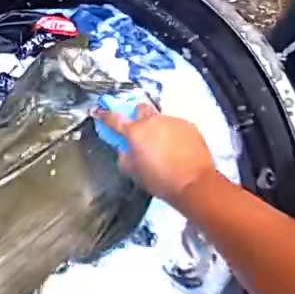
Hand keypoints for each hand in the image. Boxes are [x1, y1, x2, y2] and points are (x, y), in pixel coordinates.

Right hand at [94, 104, 218, 201]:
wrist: (195, 184)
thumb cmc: (161, 180)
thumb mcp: (135, 173)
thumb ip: (125, 157)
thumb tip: (125, 150)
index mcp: (135, 131)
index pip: (114, 118)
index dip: (105, 115)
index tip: (100, 111)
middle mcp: (152, 121)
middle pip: (140, 109)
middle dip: (138, 117)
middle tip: (141, 132)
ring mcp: (172, 121)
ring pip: (159, 118)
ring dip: (158, 128)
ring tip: (164, 146)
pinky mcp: (188, 125)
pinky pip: (176, 126)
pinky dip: (174, 134)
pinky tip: (178, 149)